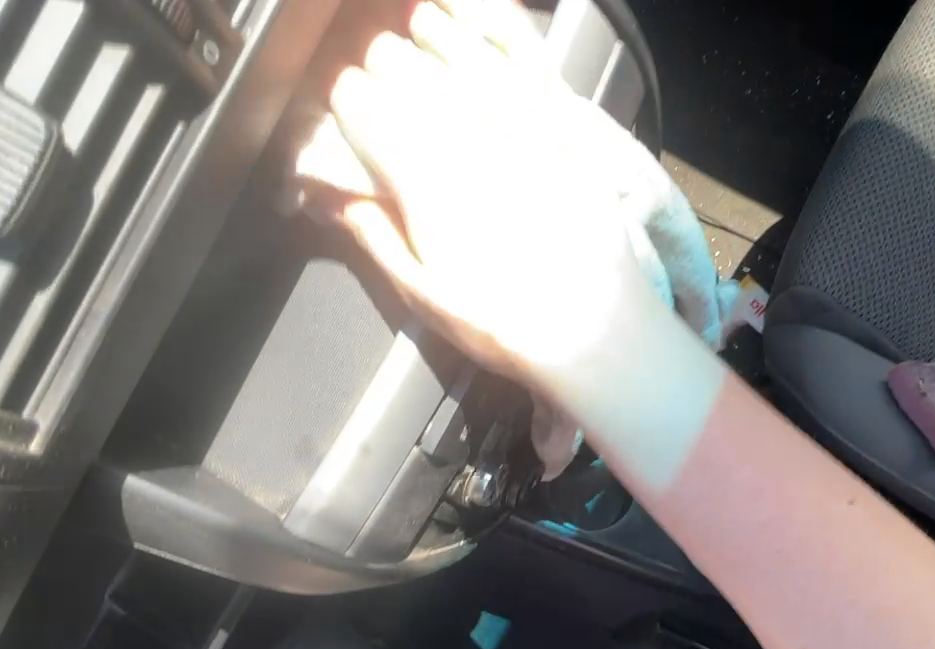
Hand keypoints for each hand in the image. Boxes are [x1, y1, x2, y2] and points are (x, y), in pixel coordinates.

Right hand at [297, 0, 664, 388]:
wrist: (599, 331)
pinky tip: (469, 18)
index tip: (347, 114)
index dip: (346, 106)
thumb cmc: (507, 325)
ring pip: (455, 52)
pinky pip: (520, 56)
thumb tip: (335, 198)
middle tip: (380, 81)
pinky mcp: (563, 125)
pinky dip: (491, 27)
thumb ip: (376, 238)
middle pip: (401, 69)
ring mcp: (516, 124)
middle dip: (383, 69)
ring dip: (427, 37)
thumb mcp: (426, 298)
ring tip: (414, 27)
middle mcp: (462, 136)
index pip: (359, 106)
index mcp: (418, 177)